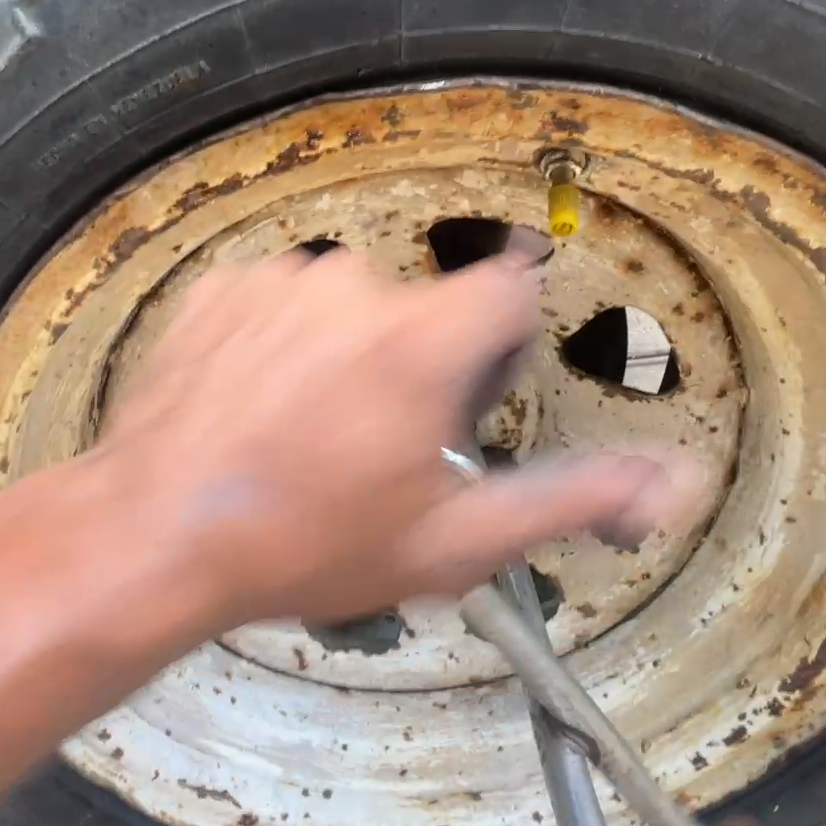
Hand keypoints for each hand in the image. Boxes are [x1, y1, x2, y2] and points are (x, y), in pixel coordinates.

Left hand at [96, 248, 707, 627]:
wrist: (159, 535)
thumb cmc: (302, 544)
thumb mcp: (450, 541)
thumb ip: (567, 500)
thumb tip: (665, 483)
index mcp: (422, 338)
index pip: (508, 287)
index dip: (498, 341)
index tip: (466, 391)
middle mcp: (353, 287)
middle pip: (420, 306)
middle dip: (413, 362)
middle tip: (370, 440)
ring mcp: (278, 281)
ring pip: (345, 305)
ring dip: (341, 353)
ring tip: (303, 429)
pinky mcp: (221, 289)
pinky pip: (278, 300)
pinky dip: (279, 340)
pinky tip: (257, 404)